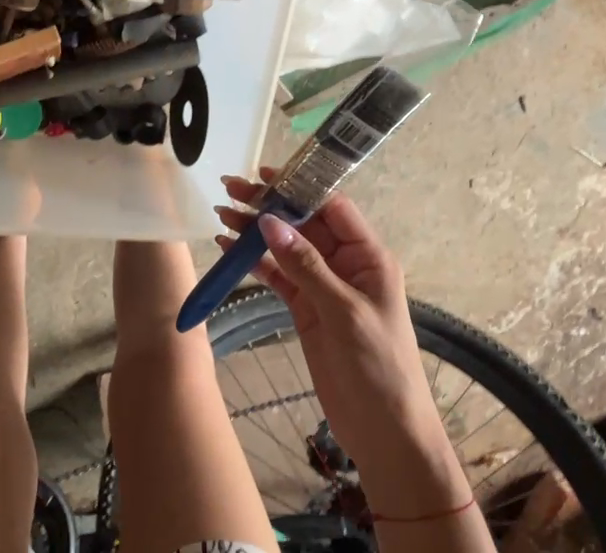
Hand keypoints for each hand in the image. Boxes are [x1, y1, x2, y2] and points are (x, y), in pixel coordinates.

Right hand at [215, 172, 430, 474]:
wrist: (384, 430)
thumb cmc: (379, 367)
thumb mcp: (345, 313)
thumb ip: (306, 266)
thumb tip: (271, 222)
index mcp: (368, 257)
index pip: (332, 207)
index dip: (300, 187)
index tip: (264, 174)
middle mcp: (345, 264)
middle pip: (303, 223)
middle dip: (269, 205)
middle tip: (230, 188)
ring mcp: (322, 286)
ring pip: (285, 247)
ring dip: (255, 231)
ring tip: (221, 213)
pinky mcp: (304, 309)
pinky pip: (277, 275)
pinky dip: (254, 261)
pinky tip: (229, 248)